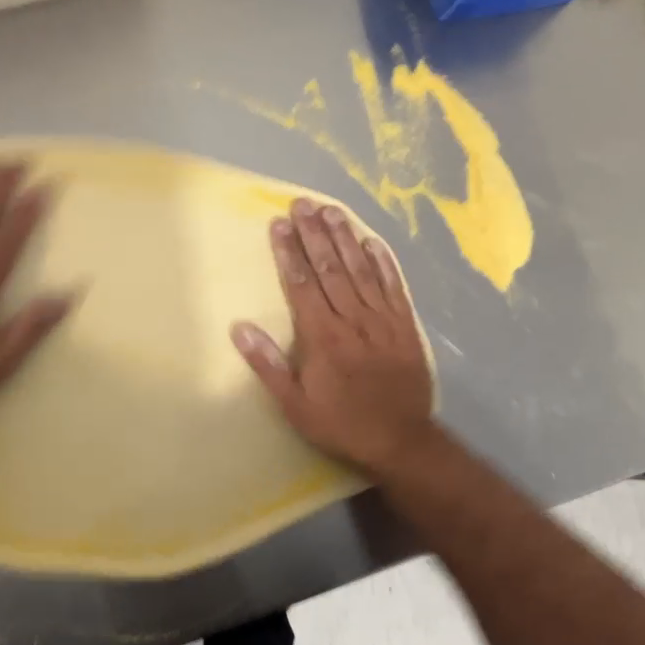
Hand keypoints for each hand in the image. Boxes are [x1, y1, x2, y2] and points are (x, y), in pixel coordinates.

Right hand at [229, 198, 435, 474]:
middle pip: (330, 268)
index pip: (301, 284)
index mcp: (322, 337)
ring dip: (345, 238)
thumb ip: (267, 364)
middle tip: (302, 203)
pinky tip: (372, 241)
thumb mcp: (295, 406)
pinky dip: (383, 262)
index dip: (289, 252)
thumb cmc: (341, 424)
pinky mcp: (405, 326)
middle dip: (314, 233)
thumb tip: (239, 327)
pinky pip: (393, 286)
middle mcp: (352, 319)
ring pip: (360, 270)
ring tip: (331, 210)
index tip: (278, 224)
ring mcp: (382, 320)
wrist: (401, 441)